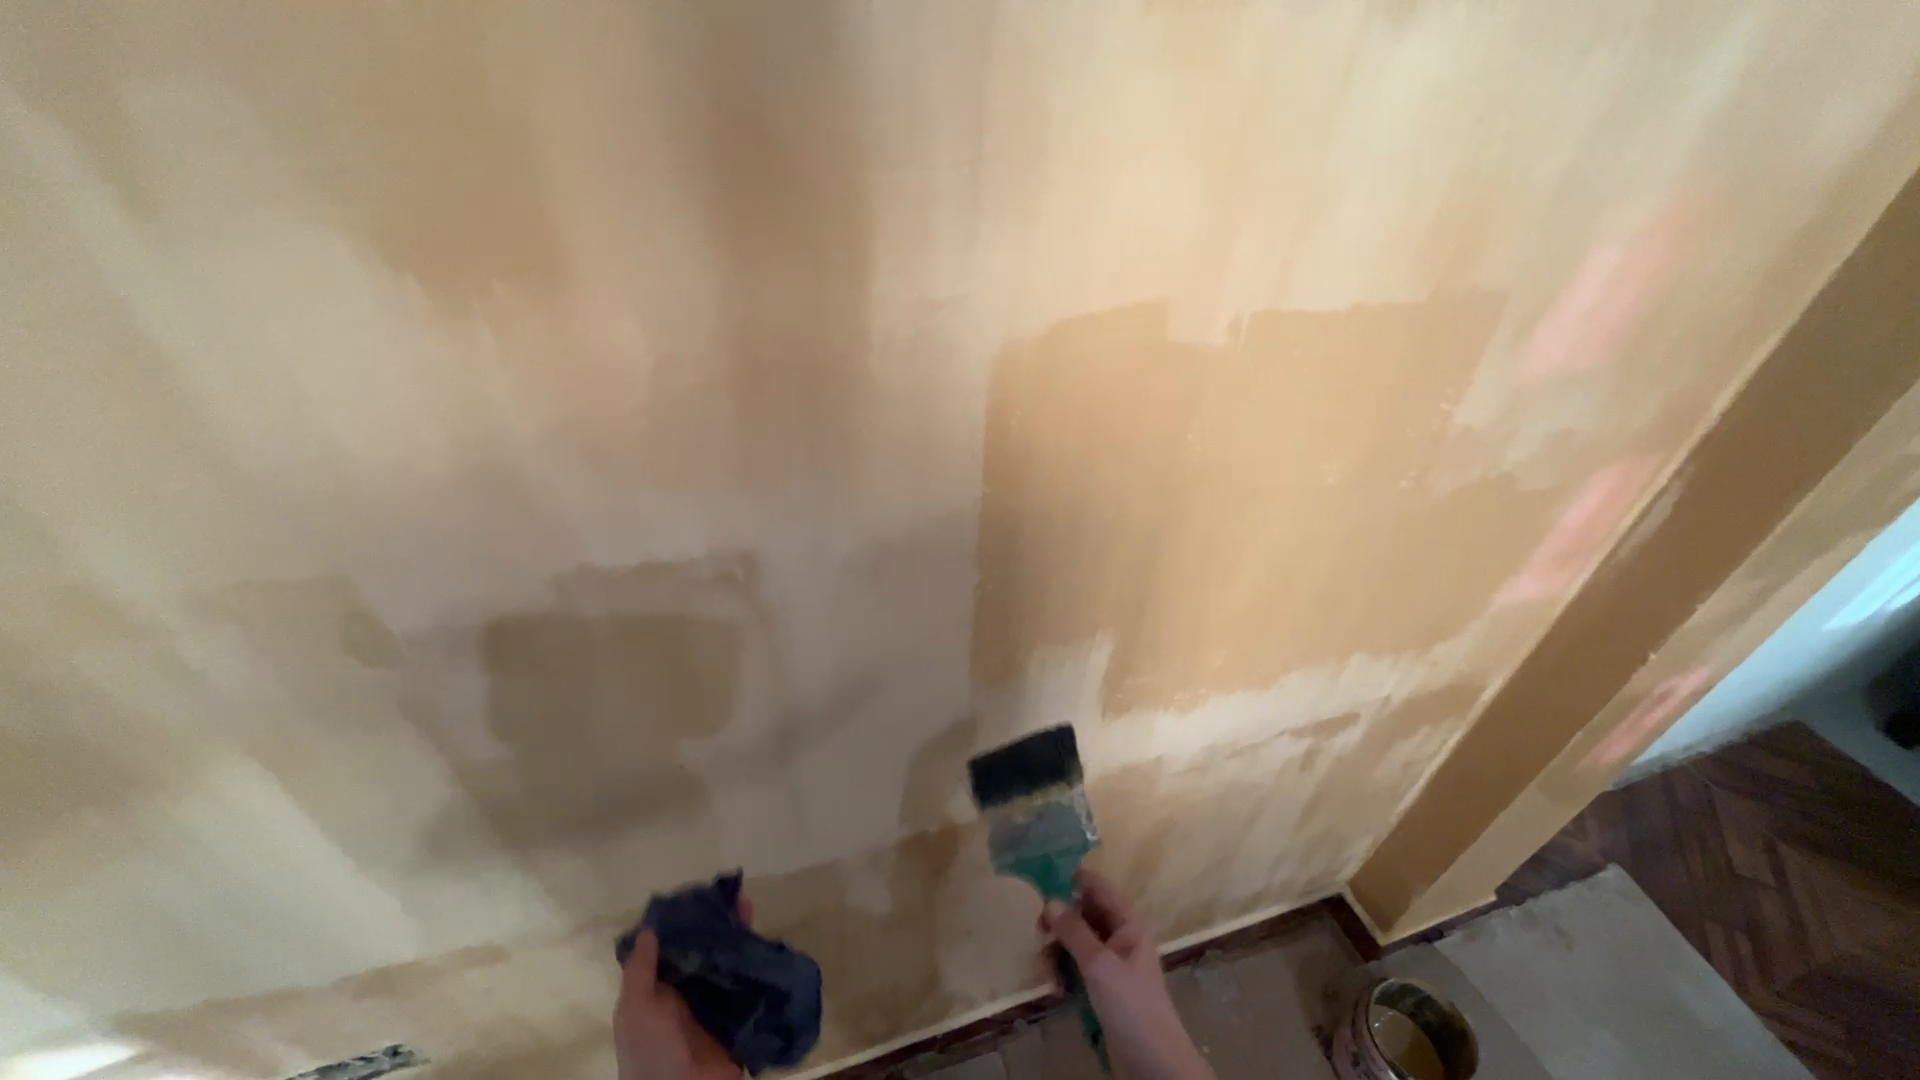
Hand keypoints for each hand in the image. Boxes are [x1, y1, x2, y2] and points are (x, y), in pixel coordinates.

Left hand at [614, 894, 754, 1079]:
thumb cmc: (653, 1054)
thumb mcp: (635, 1012)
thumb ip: (640, 971)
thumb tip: (649, 926)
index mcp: (658, 993)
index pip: (671, 948)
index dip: (684, 921)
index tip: (700, 894)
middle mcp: (686, 995)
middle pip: (703, 950)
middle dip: (717, 924)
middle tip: (734, 895)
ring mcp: (713, 1005)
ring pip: (727, 962)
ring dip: (738, 937)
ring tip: (750, 906)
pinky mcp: (738, 1016)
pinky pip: (748, 984)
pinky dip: (757, 964)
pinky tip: (765, 942)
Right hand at [1040, 869, 1212, 1079]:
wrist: (1153, 1063)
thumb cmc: (1131, 1005)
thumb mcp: (1099, 964)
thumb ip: (1074, 931)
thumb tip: (1050, 900)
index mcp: (1127, 923)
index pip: (1098, 887)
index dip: (1073, 878)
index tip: (1041, 877)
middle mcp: (1119, 937)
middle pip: (1083, 913)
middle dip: (1060, 920)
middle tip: (1039, 931)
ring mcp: (1111, 963)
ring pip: (1076, 941)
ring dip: (1058, 951)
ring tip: (1048, 972)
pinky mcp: (1102, 987)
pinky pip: (1076, 967)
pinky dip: (1063, 972)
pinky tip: (1056, 989)